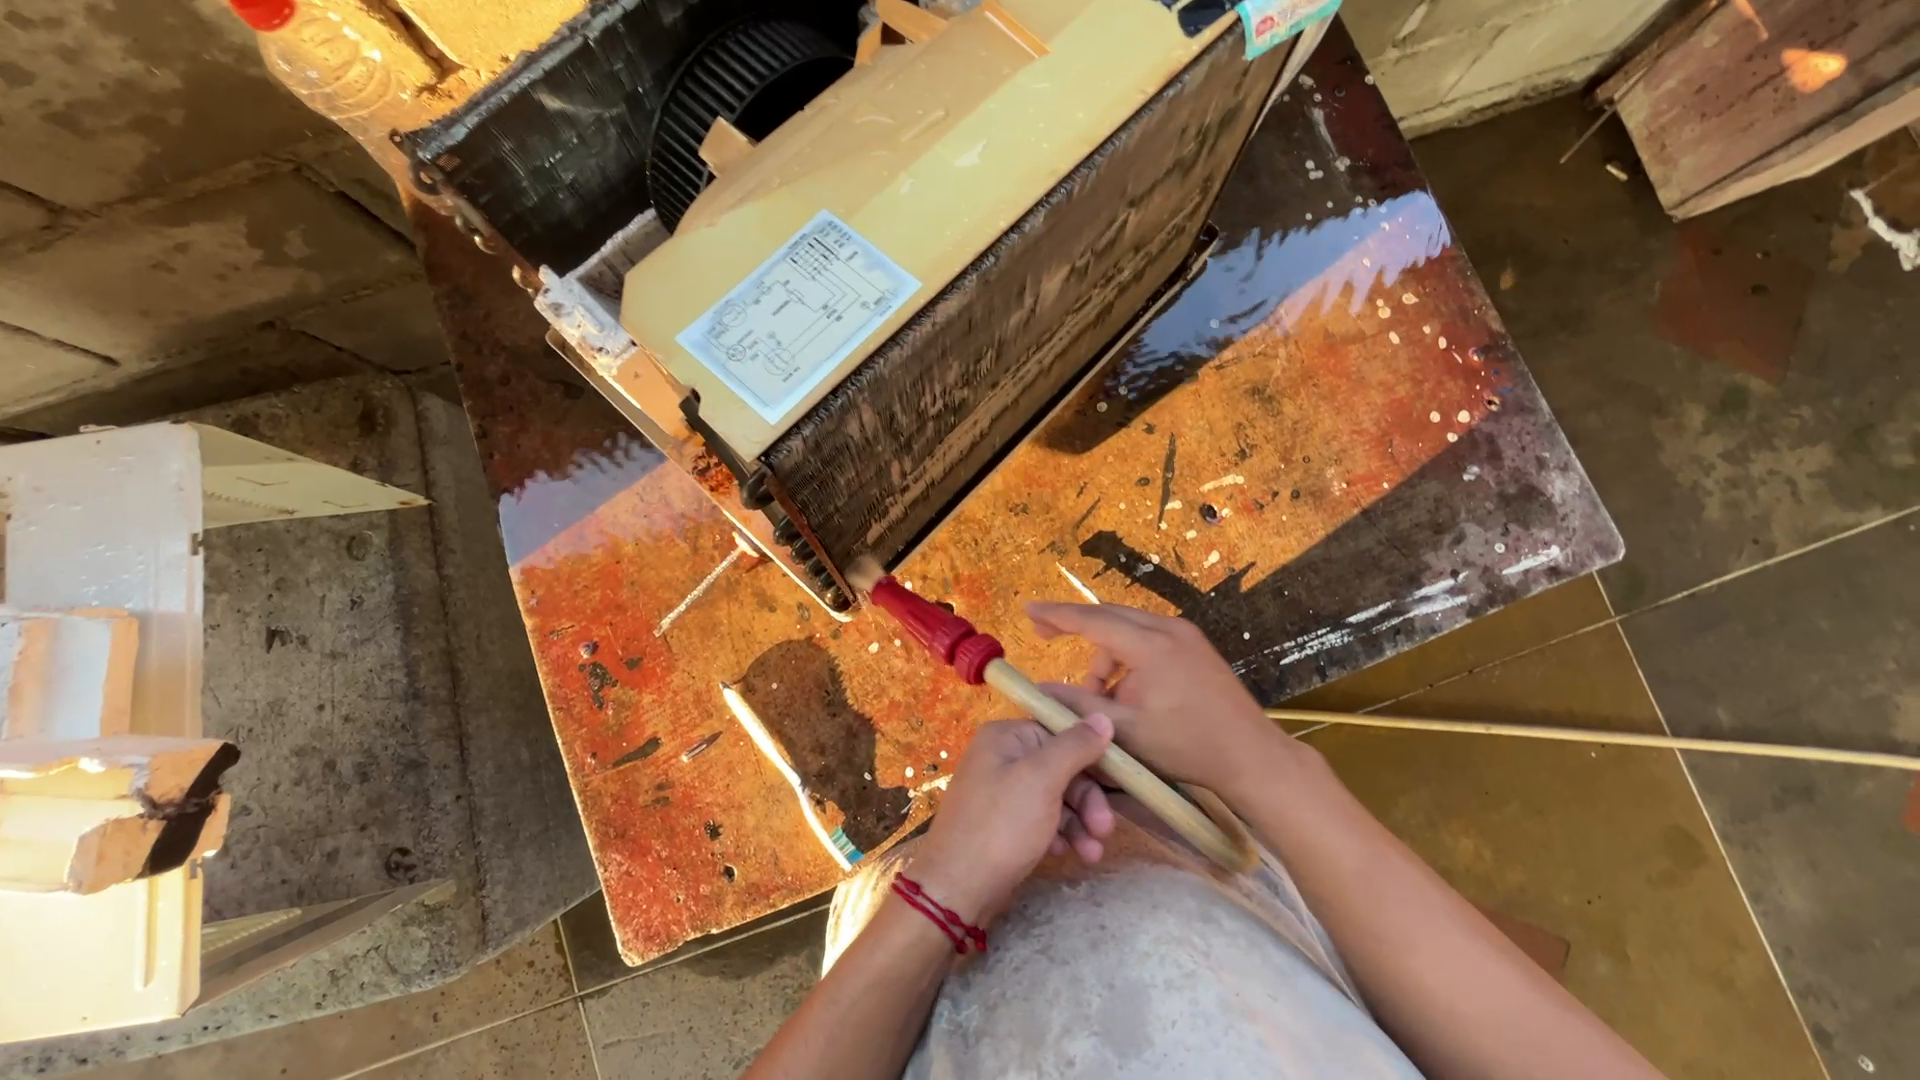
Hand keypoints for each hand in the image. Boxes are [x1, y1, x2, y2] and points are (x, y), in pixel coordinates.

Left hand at [910, 715, 1115, 926]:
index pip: (1060, 733)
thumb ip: (1076, 746)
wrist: (956, 889)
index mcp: (1006, 737)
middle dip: (1088, 800)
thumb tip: (1104, 717)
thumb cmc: (1001, 825)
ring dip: (1079, 822)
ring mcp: (1002, 792)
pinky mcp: (1004, 823)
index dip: (1092, 756)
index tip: (1120, 781)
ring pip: (1056, 797)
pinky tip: (1065, 853)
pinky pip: (1042, 819)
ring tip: (1093, 852)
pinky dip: (1059, 834)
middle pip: (1062, 767)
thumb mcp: (1042, 779)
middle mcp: (1002, 758)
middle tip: (1106, 829)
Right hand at [1026, 602, 1278, 793]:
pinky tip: (1125, 693)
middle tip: (1043, 634)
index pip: (1092, 620)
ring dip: (1105, 655)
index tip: (1028, 609)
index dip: (1056, 615)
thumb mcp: (1125, 730)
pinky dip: (1128, 658)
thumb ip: (1078, 707)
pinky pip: (1148, 639)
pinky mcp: (1196, 647)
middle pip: (1110, 616)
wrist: (1250, 755)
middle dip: (1075, 626)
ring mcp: (1186, 636)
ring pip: (1129, 629)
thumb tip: (1040, 692)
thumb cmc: (1187, 745)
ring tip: (1097, 697)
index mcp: (1151, 646)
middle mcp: (1169, 629)